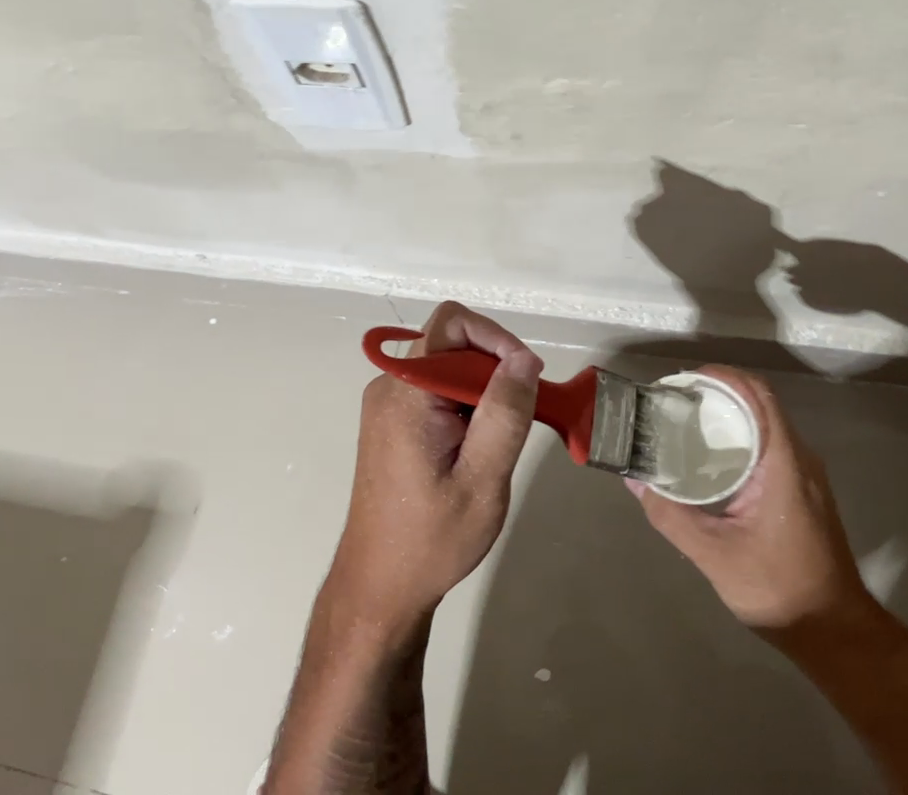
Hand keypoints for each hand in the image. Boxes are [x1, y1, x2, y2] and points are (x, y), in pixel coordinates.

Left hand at [325, 302, 542, 628]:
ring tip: (501, 439)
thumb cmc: (432, 540)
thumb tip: (524, 358)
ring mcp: (388, 405)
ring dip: (484, 391)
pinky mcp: (392, 423)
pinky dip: (467, 406)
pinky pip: (437, 392)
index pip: (451, 322)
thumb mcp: (482, 479)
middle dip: (495, 369)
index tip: (527, 378)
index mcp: (406, 394)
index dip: (496, 337)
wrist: (381, 585)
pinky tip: (479, 447)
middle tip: (524, 415)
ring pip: (447, 368)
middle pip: (451, 343)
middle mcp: (390, 387)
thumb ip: (505, 414)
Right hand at [629, 365, 872, 630]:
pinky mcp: (801, 493)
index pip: (759, 396)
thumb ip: (671, 515)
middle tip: (673, 405)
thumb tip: (635, 481)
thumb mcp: (714, 554)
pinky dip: (738, 441)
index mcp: (785, 462)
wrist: (833, 629)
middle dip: (718, 395)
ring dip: (729, 418)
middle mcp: (800, 459)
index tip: (685, 381)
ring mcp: (805, 476)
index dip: (724, 377)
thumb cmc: (778, 587)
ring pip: (766, 427)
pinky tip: (708, 462)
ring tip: (683, 426)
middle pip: (761, 405)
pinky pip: (768, 448)